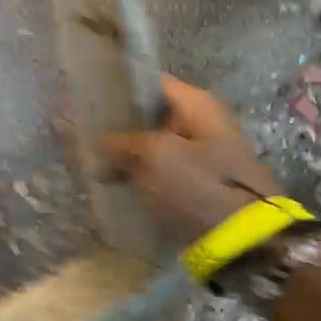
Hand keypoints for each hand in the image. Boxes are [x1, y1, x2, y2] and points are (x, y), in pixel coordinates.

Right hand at [99, 74, 286, 243]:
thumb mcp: (153, 154)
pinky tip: (107, 177)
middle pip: (146, 112)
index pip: (149, 82)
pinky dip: (131, 169)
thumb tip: (99, 142)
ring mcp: (198, 152)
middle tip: (78, 130)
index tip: (83, 96)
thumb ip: (119, 140)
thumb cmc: (199, 185)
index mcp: (197, 106)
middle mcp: (200, 122)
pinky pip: (154, 166)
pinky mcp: (192, 179)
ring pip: (147, 141)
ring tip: (86, 156)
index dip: (115, 86)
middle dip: (113, 122)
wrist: (242, 238)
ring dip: (119, 149)